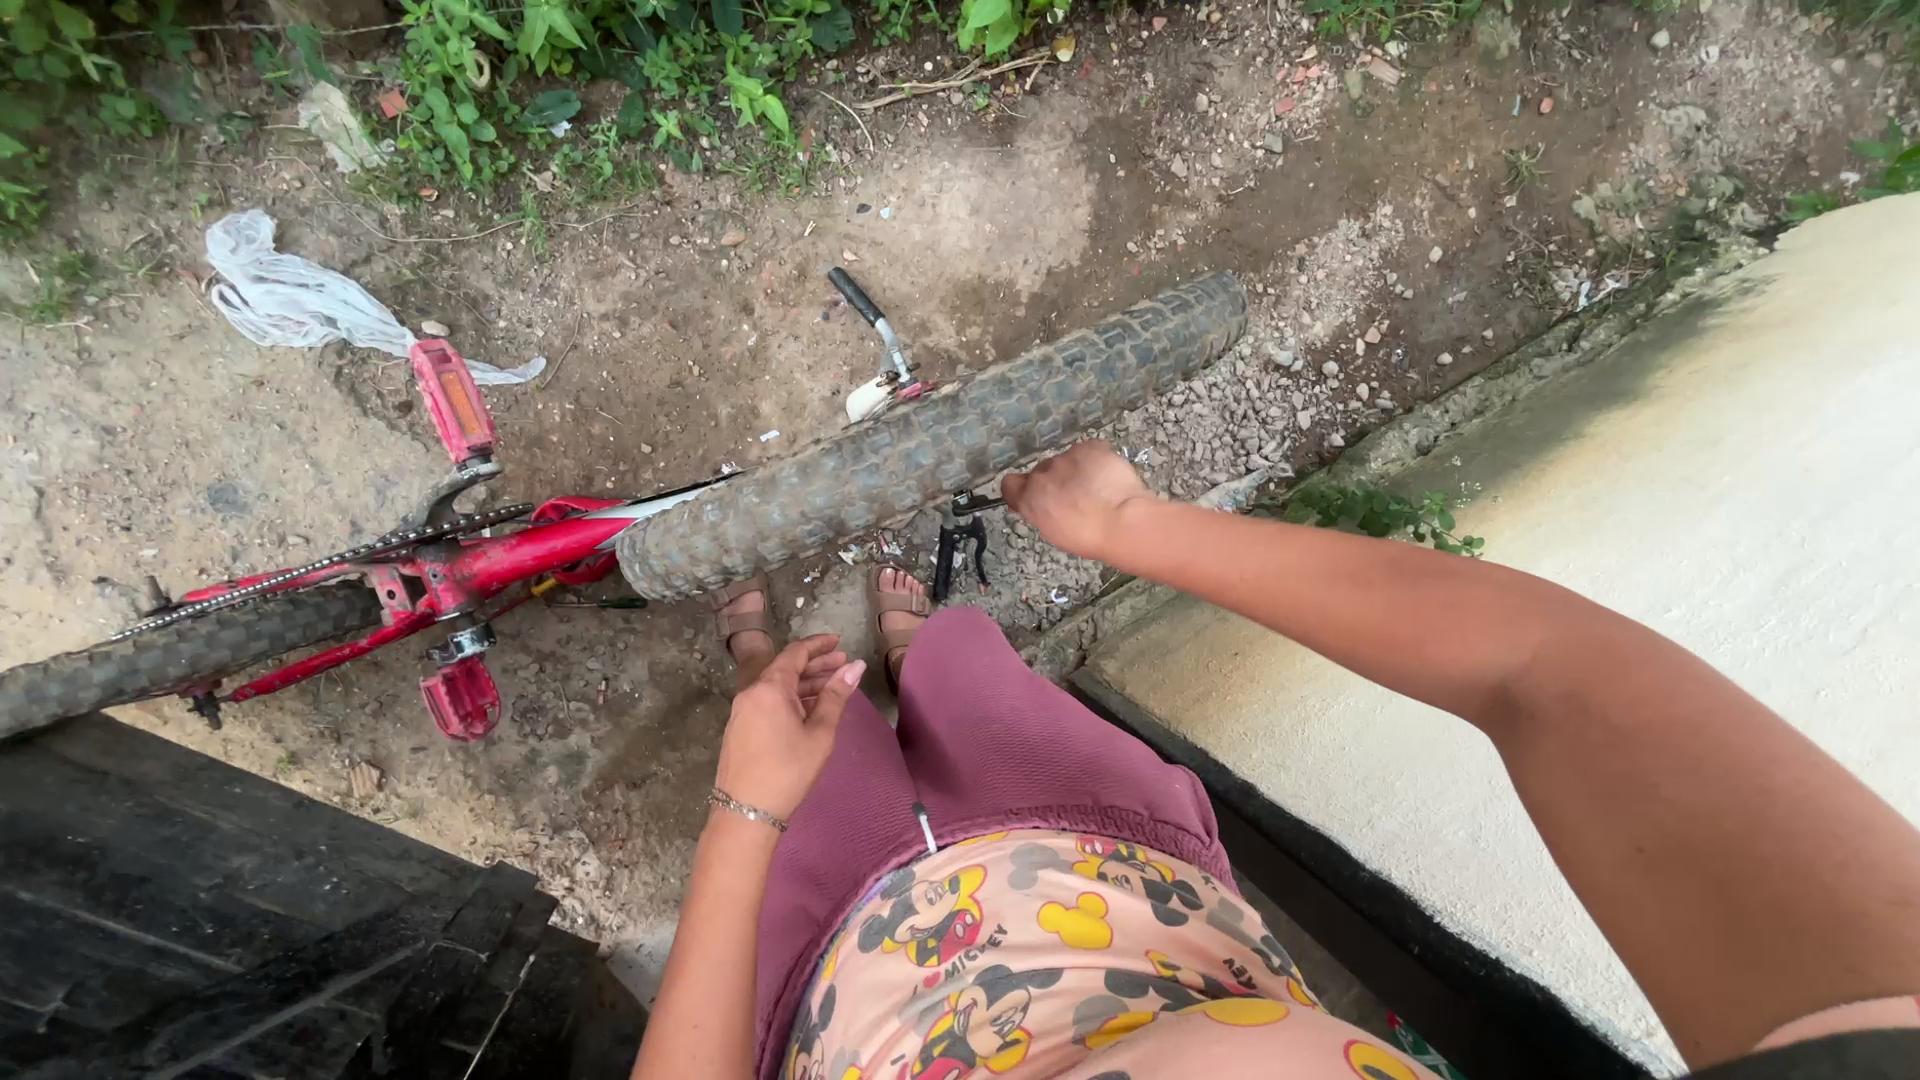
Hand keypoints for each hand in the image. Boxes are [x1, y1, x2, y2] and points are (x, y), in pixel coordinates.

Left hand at [714, 635, 865, 820]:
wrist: (746, 812)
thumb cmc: (789, 770)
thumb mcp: (820, 732)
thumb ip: (836, 696)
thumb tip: (856, 666)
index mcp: (770, 687)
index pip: (796, 653)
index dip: (820, 645)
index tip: (840, 642)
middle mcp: (751, 692)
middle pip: (786, 668)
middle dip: (816, 665)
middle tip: (843, 664)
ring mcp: (742, 711)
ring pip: (777, 686)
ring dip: (804, 683)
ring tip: (832, 686)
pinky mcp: (740, 728)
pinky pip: (768, 702)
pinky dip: (791, 698)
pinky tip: (809, 708)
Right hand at [1002, 440, 1155, 561]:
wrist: (1122, 521)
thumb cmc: (1089, 537)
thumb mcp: (1053, 532)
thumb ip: (1039, 512)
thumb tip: (1040, 505)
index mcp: (1029, 498)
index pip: (1010, 484)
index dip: (1021, 489)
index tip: (1034, 497)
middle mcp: (1043, 473)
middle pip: (1042, 472)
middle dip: (1055, 481)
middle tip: (1075, 497)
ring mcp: (1066, 457)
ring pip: (1066, 461)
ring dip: (1076, 470)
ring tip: (1097, 488)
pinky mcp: (1089, 447)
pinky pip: (1088, 450)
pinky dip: (1095, 460)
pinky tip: (1106, 475)